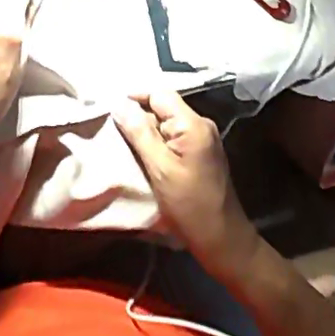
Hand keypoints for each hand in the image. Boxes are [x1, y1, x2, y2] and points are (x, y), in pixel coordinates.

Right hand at [112, 89, 256, 270]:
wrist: (223, 241)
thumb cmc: (190, 206)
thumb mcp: (159, 169)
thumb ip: (139, 132)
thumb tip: (118, 103)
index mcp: (193, 124)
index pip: (158, 94)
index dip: (134, 97)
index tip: (111, 110)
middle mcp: (201, 124)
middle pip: (163, 106)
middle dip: (139, 116)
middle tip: (115, 129)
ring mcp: (203, 138)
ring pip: (167, 121)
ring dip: (147, 130)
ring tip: (126, 142)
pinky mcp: (201, 151)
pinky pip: (174, 135)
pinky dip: (158, 141)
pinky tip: (144, 154)